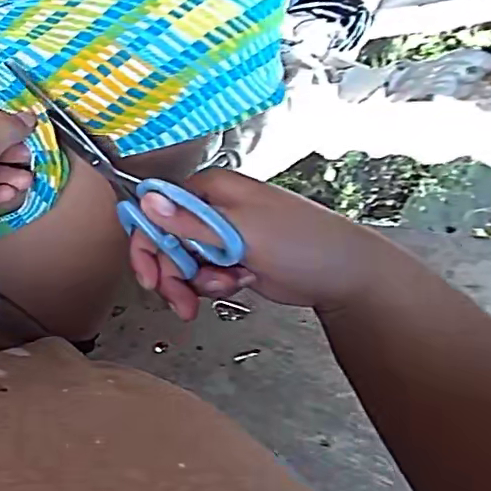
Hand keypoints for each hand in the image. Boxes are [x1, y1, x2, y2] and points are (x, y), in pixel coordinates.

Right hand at [128, 168, 398, 320]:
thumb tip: (146, 200)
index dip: (147, 245)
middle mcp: (211, 209)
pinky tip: (237, 285)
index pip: (157, 212)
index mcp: (210, 191)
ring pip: (182, 263)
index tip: (149, 276)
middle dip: (172, 275)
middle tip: (179, 299)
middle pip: (166, 243)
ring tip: (223, 288)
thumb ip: (189, 221)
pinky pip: (202, 275)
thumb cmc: (303, 243)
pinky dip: (212, 287)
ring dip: (195, 284)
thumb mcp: (239, 232)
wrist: (344, 274)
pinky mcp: (229, 258)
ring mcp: (221, 235)